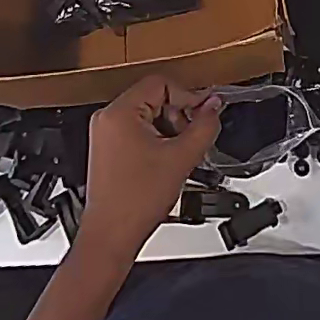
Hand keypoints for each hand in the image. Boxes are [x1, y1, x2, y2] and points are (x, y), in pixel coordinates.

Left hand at [81, 76, 220, 252]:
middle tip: (192, 135)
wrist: (111, 236)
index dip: (188, 96)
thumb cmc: (135, 202)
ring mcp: (106, 133)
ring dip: (170, 127)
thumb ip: (204, 125)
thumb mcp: (182, 157)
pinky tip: (166, 158)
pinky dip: (158, 138)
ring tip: (179, 151)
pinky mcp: (109, 148)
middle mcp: (108, 118)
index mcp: (120, 113)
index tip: (204, 111)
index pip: (161, 83)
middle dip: (179, 114)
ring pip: (149, 113)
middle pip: (155, 97)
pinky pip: (139, 128)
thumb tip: (214, 106)